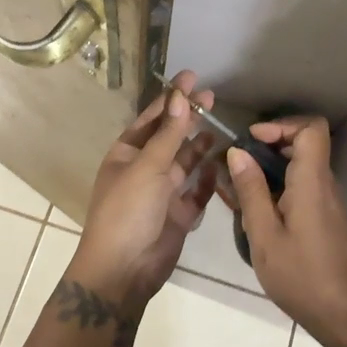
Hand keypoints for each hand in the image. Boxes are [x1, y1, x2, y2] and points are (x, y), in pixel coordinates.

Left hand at [66, 70, 217, 315]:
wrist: (124, 270)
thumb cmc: (128, 211)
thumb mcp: (148, 167)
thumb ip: (169, 134)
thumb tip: (180, 96)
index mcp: (127, 154)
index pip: (153, 119)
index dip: (172, 98)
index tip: (192, 77)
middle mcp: (144, 169)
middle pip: (171, 138)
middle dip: (190, 118)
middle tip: (213, 97)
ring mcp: (162, 193)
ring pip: (185, 163)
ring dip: (200, 146)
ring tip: (221, 127)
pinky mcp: (178, 215)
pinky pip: (197, 192)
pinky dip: (208, 180)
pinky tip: (222, 165)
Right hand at [226, 115, 346, 342]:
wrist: (344, 315)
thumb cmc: (301, 276)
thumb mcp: (264, 236)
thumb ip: (251, 191)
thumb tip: (237, 153)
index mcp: (312, 182)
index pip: (311, 129)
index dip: (282, 124)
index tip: (252, 140)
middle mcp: (325, 184)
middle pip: (304, 144)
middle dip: (268, 146)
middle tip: (238, 164)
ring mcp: (328, 202)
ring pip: (301, 167)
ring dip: (271, 169)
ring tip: (240, 190)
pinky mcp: (326, 218)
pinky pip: (303, 188)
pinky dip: (279, 188)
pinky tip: (257, 213)